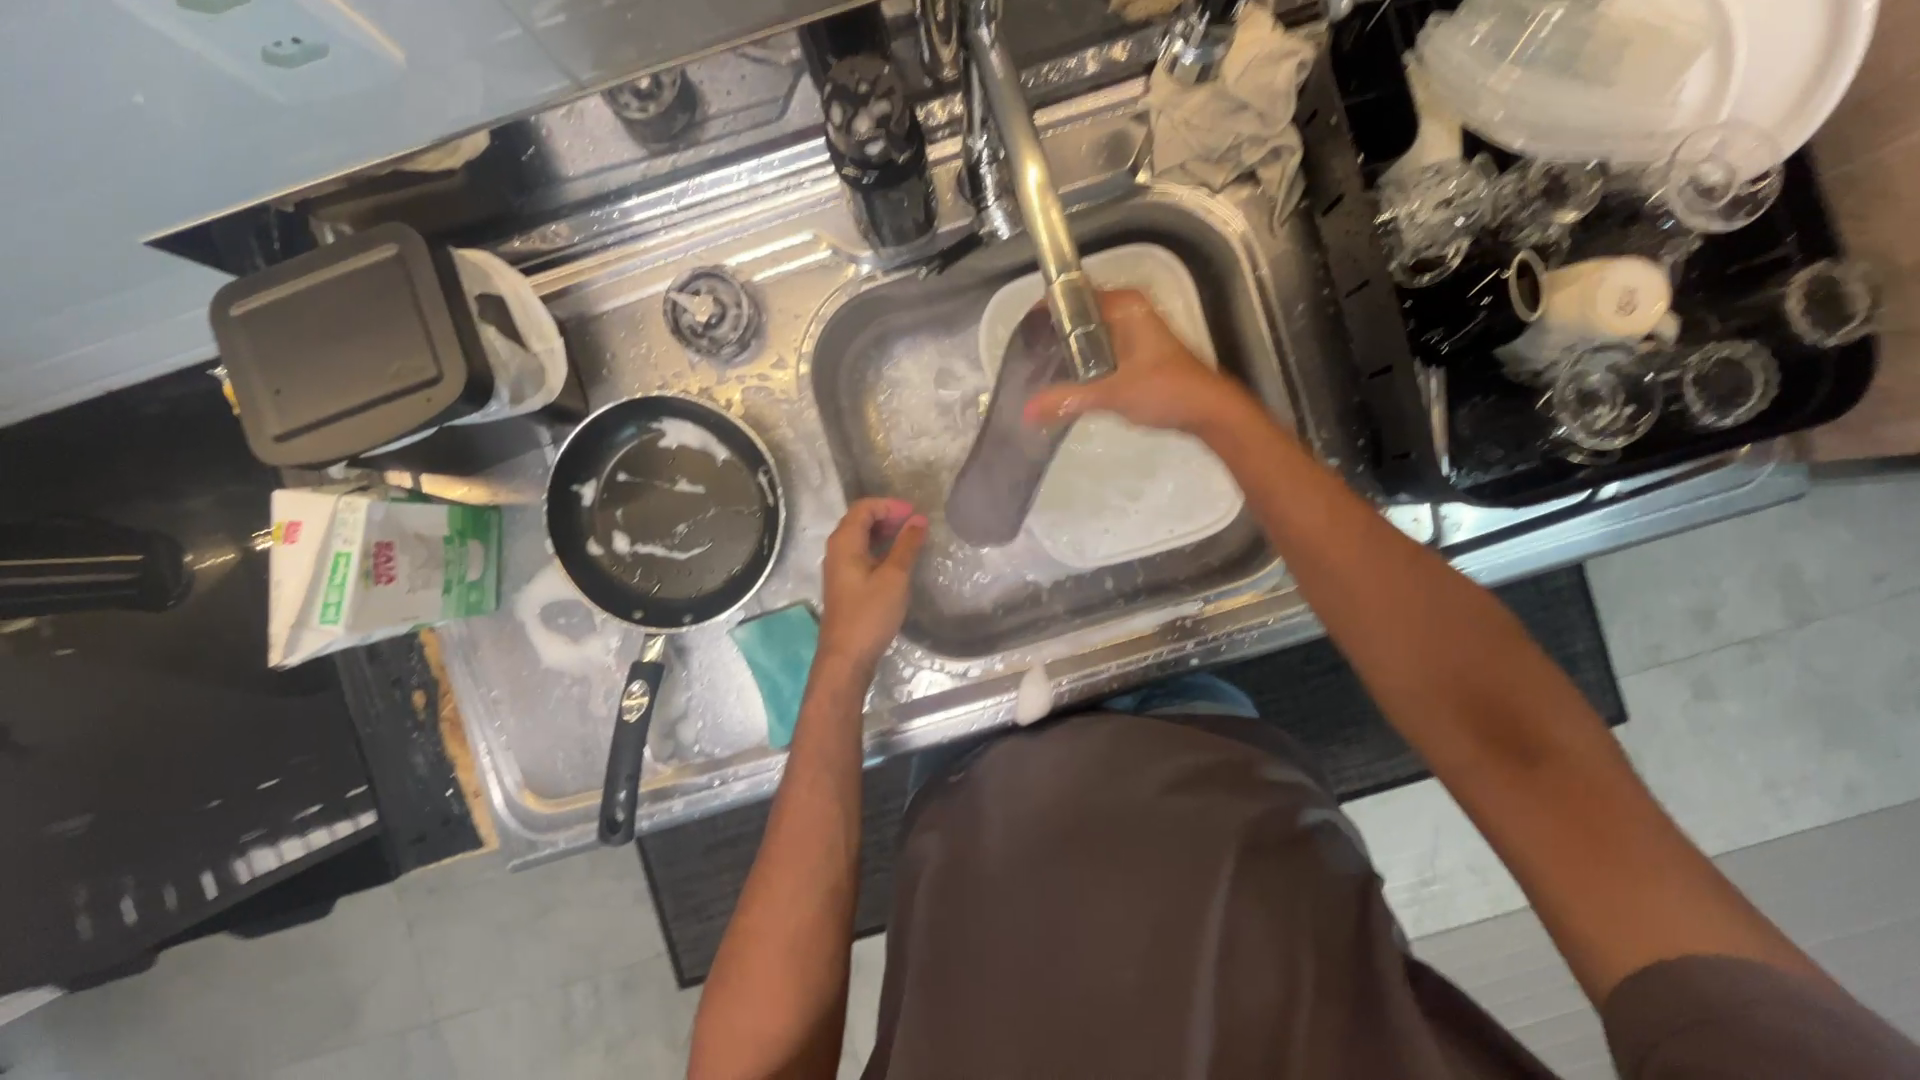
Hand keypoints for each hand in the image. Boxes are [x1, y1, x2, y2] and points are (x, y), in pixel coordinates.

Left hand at [817, 498, 928, 668]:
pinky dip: (878, 549)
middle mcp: (836, 550)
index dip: (889, 505)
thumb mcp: (894, 577)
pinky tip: (896, 560)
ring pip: (859, 538)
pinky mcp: (844, 583)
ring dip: (883, 533)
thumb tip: (918, 519)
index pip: (864, 508)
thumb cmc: (870, 614)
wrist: (846, 656)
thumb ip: (907, 545)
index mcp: (844, 542)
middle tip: (914, 524)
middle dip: (887, 516)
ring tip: (909, 538)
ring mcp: (838, 568)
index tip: (914, 513)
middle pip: (859, 520)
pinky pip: (860, 554)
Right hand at [1024, 289, 1259, 435]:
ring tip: (1038, 371)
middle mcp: (1128, 311)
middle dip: (1053, 336)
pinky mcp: (1136, 353)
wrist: (1209, 412)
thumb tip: (1026, 411)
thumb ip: (1068, 399)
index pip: (1073, 296)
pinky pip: (1100, 350)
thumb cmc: (1166, 391)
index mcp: (1124, 306)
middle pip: (1078, 316)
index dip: (1046, 312)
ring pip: (1089, 335)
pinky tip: (1066, 382)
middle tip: (1026, 359)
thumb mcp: (1114, 394)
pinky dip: (1083, 363)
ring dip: (1067, 352)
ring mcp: (1134, 332)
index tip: (1022, 336)